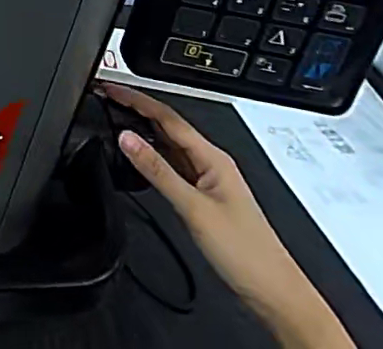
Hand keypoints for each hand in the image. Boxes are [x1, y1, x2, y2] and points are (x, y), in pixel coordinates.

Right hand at [101, 83, 349, 348]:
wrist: (274, 292)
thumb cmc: (246, 252)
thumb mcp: (194, 208)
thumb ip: (157, 172)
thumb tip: (128, 139)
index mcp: (212, 156)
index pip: (167, 117)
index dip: (137, 100)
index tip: (113, 90)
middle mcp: (211, 162)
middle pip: (168, 126)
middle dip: (137, 109)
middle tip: (108, 99)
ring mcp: (207, 180)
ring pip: (170, 145)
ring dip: (143, 130)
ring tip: (116, 120)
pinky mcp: (204, 197)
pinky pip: (173, 166)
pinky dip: (152, 156)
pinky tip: (140, 159)